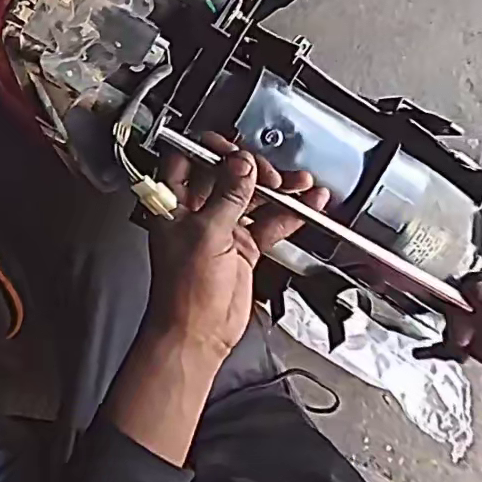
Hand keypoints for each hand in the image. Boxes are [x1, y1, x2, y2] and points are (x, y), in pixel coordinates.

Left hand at [148, 134, 329, 362]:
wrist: (197, 333)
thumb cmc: (183, 291)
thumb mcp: (207, 234)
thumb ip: (228, 196)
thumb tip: (242, 164)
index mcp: (173, 201)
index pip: (188, 158)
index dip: (211, 148)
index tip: (235, 148)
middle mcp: (196, 210)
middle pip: (226, 173)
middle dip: (252, 168)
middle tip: (269, 174)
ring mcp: (221, 227)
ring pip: (252, 196)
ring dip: (278, 188)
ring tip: (299, 183)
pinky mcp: (243, 246)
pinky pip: (269, 222)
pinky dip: (289, 213)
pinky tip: (308, 203)